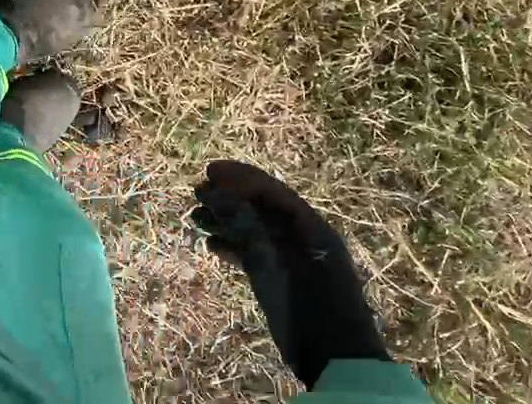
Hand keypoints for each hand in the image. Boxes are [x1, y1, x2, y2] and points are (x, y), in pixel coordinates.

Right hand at [190, 160, 389, 386]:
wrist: (334, 360)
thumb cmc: (306, 303)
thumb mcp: (272, 258)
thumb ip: (243, 222)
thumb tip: (213, 191)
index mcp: (309, 227)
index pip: (270, 190)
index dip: (239, 176)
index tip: (209, 171)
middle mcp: (301, 237)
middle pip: (259, 207)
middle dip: (227, 197)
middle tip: (197, 194)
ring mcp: (291, 259)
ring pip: (253, 229)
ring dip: (225, 220)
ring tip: (197, 219)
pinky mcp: (282, 279)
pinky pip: (254, 252)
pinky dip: (233, 246)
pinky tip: (212, 247)